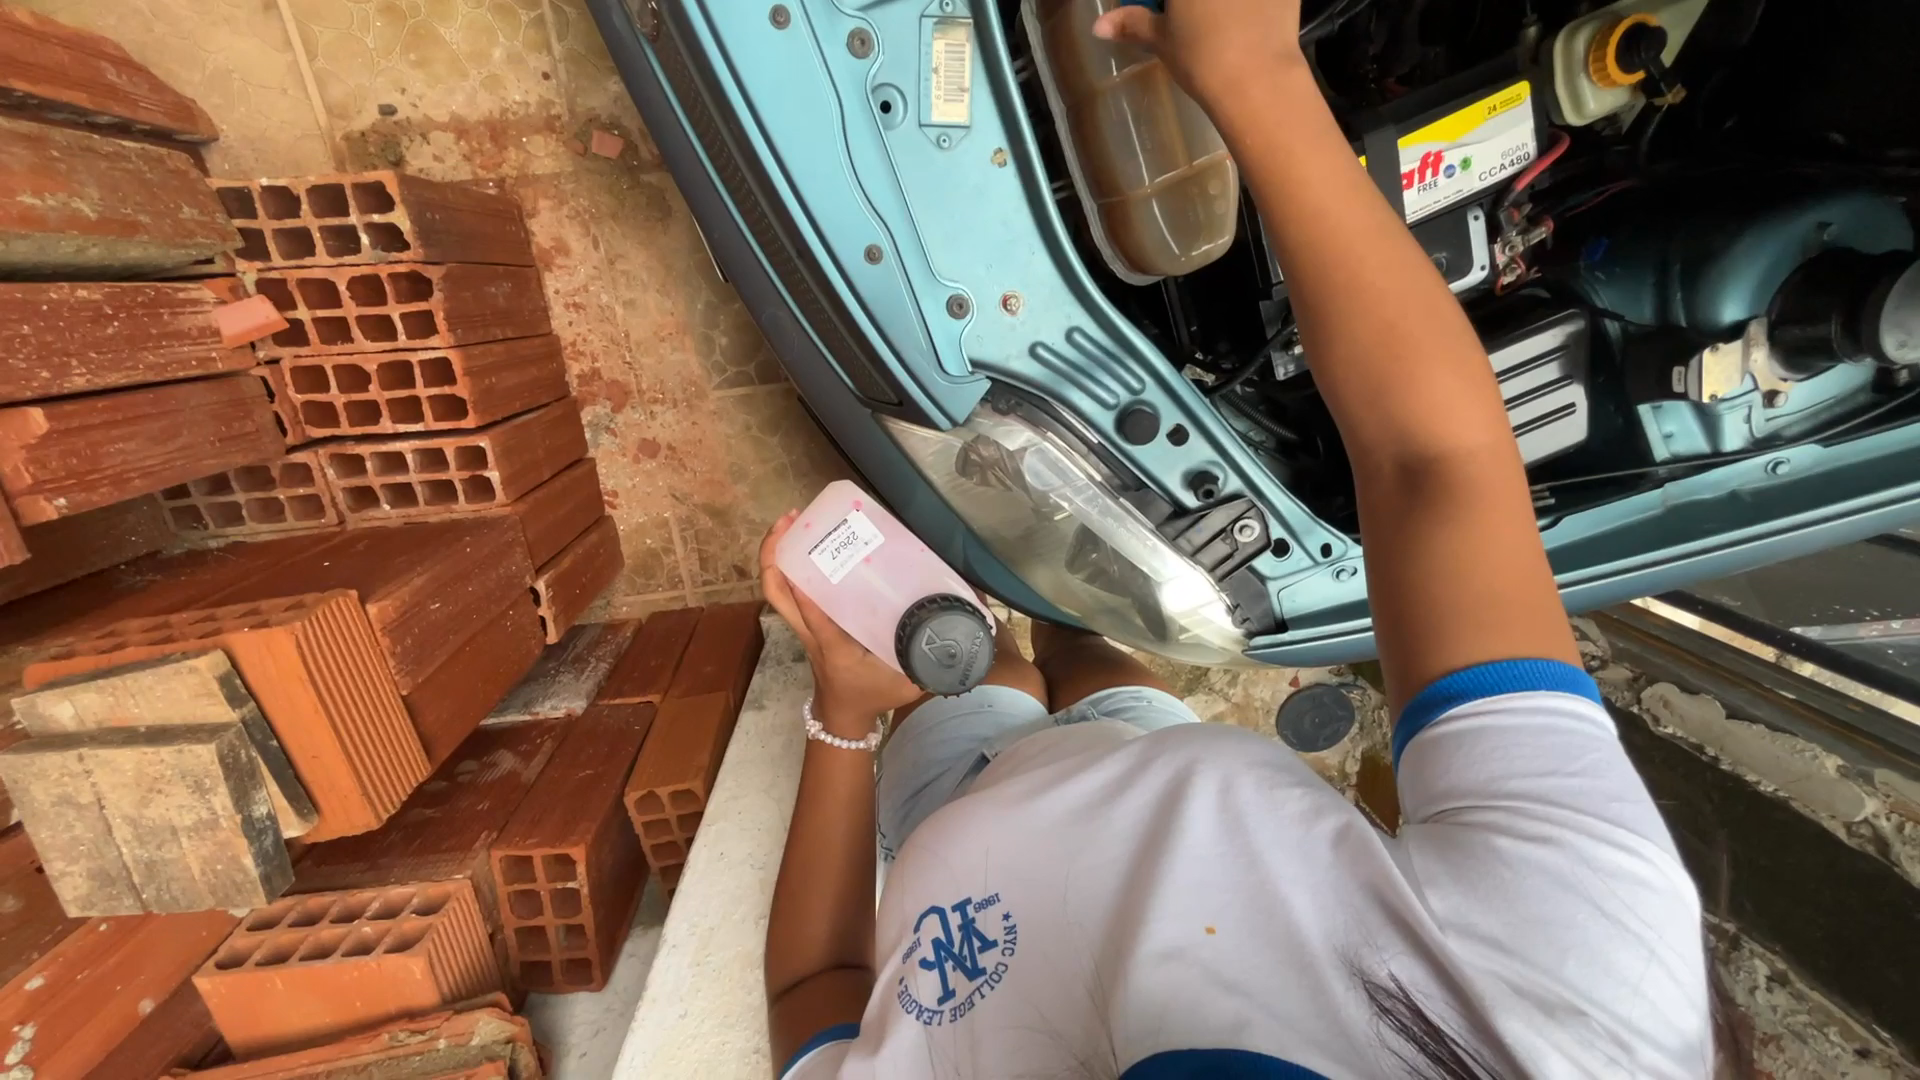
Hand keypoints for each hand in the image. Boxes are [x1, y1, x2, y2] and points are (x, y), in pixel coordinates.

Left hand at [760, 511, 922, 729]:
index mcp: (835, 646)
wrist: (842, 716)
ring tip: (791, 520)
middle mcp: (812, 632)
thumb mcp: (909, 681)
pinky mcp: (805, 623)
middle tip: (791, 519)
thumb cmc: (873, 695)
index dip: (806, 586)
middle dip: (775, 553)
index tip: (810, 551)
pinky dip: (787, 565)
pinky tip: (807, 543)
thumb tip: (961, 622)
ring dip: (776, 555)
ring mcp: (803, 627)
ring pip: (776, 590)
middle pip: (777, 592)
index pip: (815, 616)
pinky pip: (787, 592)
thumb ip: (932, 655)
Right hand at [1092, 0, 1305, 112]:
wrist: (1258, 77)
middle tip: (1183, 17)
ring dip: (1216, 8)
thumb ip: (1133, 24)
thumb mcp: (1163, 40)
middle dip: (1185, 5)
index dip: (1160, 3)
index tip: (1162, 12)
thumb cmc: (1202, 58)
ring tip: (1217, 20)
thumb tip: (1099, 27)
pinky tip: (1245, 16)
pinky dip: (1252, 6)